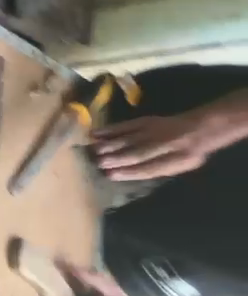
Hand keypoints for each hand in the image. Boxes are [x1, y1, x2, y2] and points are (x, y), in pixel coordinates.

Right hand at [92, 112, 231, 180]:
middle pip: (138, 153)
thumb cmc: (186, 152)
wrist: (202, 128)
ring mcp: (156, 130)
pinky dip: (108, 130)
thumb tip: (117, 173)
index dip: (131, 172)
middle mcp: (169, 144)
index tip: (110, 175)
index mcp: (181, 159)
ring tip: (92, 151)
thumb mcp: (180, 164)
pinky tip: (93, 135)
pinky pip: (124, 125)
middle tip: (97, 163)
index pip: (152, 168)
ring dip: (109, 145)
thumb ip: (154, 169)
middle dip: (118, 158)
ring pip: (129, 139)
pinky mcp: (146, 120)